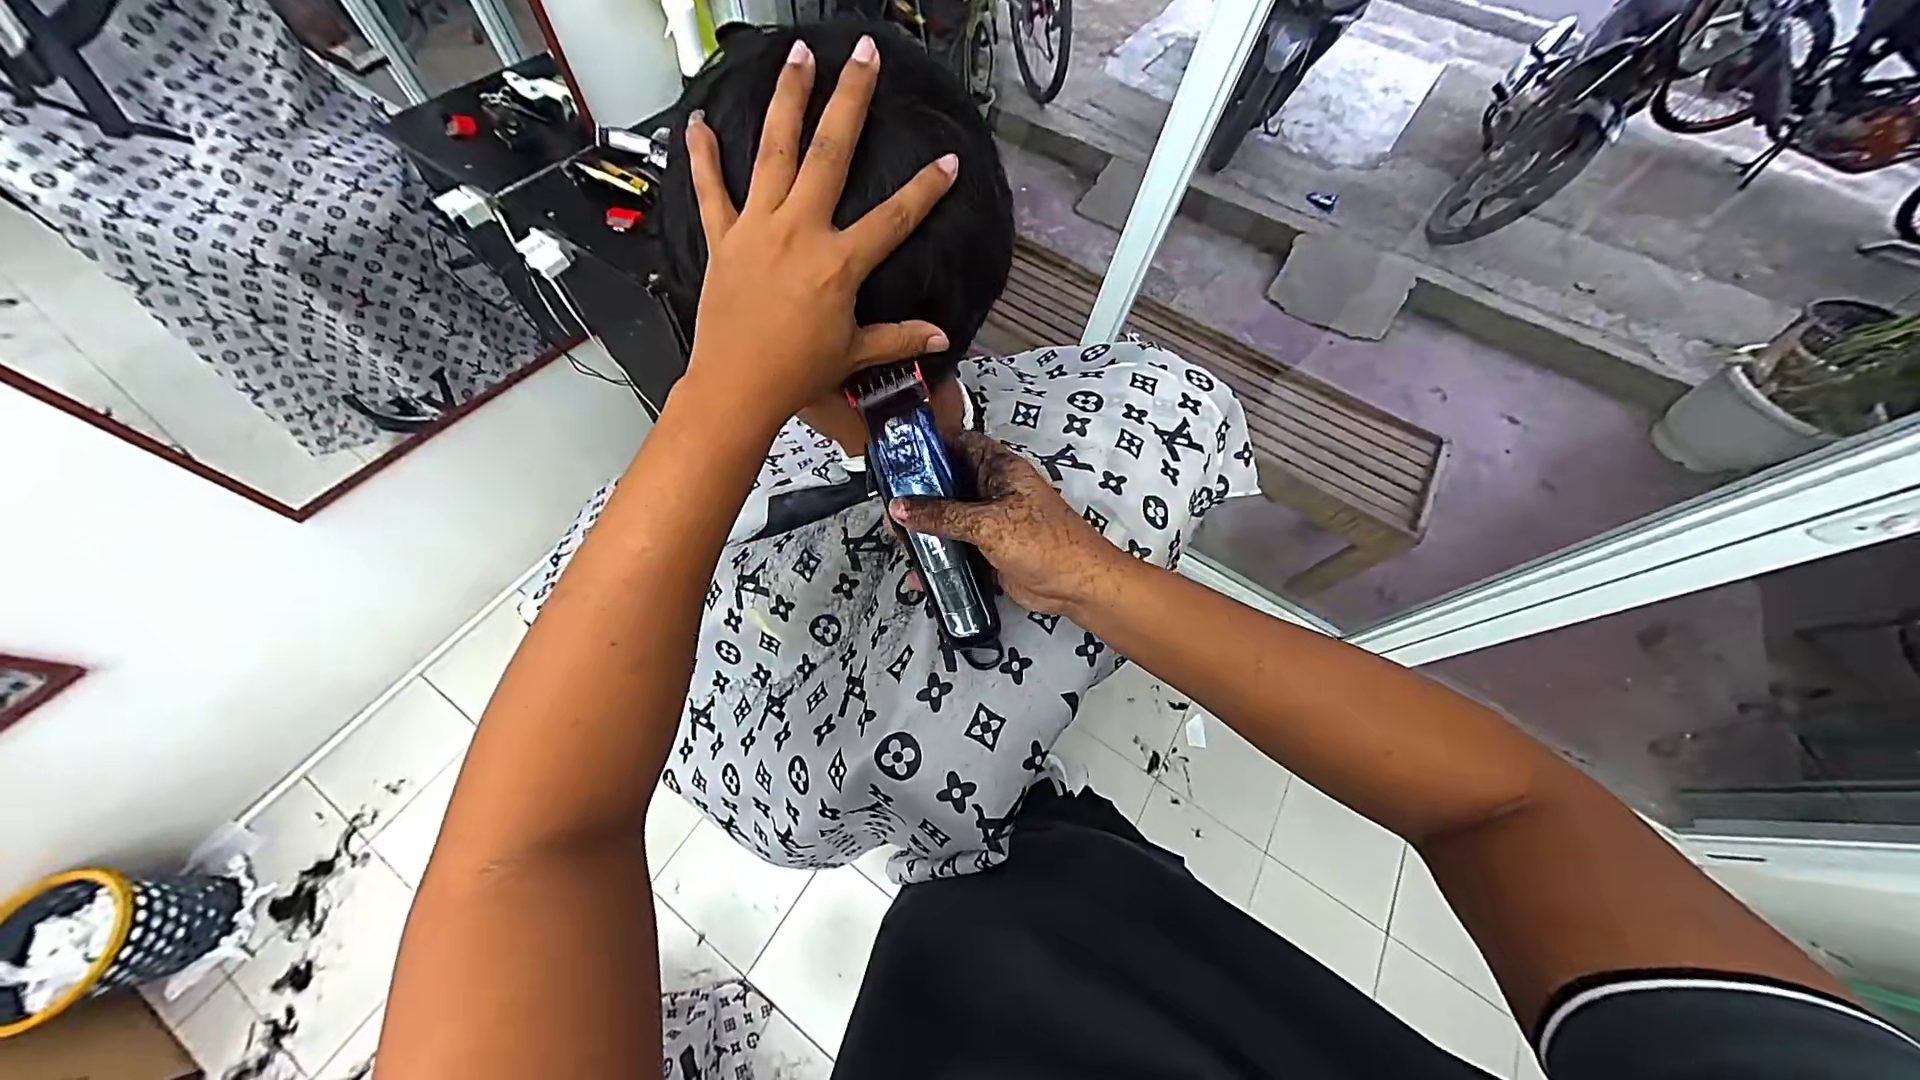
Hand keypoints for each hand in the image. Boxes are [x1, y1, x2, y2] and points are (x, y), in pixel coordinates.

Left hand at [679, 34, 957, 428]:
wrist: (739, 386)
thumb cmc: (796, 373)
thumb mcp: (855, 355)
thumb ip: (900, 339)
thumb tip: (939, 339)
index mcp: (839, 264)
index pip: (894, 218)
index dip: (925, 189)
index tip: (947, 161)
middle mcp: (799, 233)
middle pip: (830, 153)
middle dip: (851, 99)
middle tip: (863, 56)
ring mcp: (758, 229)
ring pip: (774, 150)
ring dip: (788, 99)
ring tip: (797, 56)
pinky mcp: (725, 239)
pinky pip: (712, 188)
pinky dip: (703, 155)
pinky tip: (699, 123)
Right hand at [888, 432, 1129, 616]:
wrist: (1076, 586)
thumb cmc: (1047, 543)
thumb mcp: (988, 524)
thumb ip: (942, 516)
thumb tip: (902, 508)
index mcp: (1001, 469)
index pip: (961, 445)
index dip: (931, 448)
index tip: (900, 458)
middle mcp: (995, 491)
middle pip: (950, 484)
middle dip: (921, 495)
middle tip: (891, 505)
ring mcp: (992, 522)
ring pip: (951, 519)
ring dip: (928, 529)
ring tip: (898, 537)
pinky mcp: (990, 551)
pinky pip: (958, 549)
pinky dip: (940, 559)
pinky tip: (920, 571)